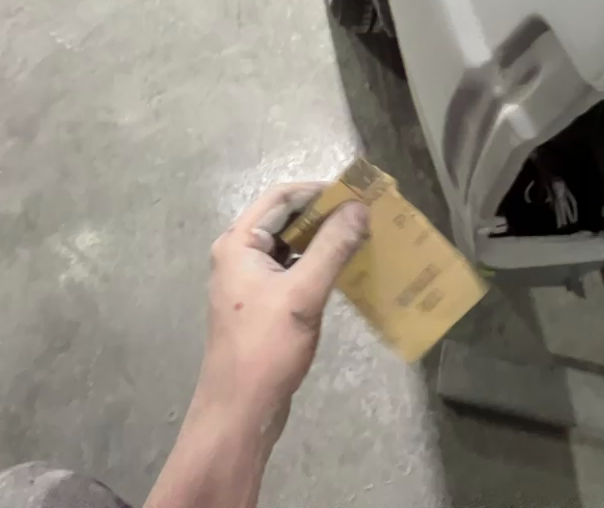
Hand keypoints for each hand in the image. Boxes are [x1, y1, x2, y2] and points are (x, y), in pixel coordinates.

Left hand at [193, 182, 369, 441]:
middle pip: (285, 218)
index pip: (281, 197)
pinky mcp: (262, 302)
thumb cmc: (265, 349)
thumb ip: (332, 247)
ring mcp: (249, 279)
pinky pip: (292, 268)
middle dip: (324, 214)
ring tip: (361, 237)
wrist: (239, 413)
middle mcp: (239, 254)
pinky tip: (344, 268)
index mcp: (238, 243)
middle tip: (364, 215)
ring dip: (323, 238)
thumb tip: (358, 208)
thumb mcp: (303, 294)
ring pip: (291, 244)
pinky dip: (317, 262)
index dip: (318, 191)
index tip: (356, 194)